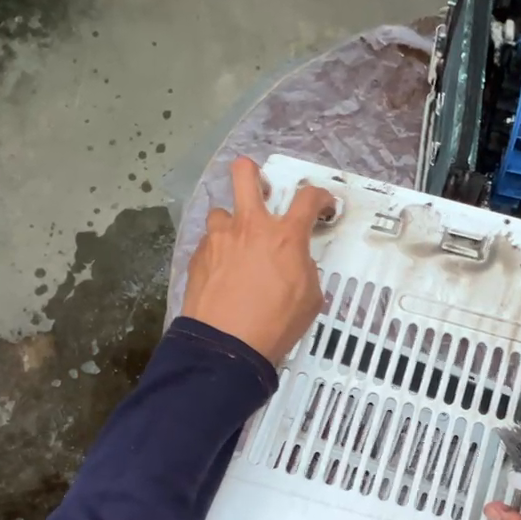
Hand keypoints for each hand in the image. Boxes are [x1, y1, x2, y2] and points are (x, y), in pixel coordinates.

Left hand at [182, 157, 335, 364]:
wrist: (227, 346)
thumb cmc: (276, 324)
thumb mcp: (310, 299)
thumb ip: (305, 270)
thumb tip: (296, 263)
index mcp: (285, 236)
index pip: (308, 198)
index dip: (320, 196)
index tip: (322, 205)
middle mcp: (249, 227)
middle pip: (245, 174)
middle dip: (253, 174)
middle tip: (261, 192)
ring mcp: (219, 239)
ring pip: (222, 212)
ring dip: (232, 225)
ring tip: (237, 247)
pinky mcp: (198, 256)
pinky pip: (210, 243)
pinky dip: (218, 253)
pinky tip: (222, 274)